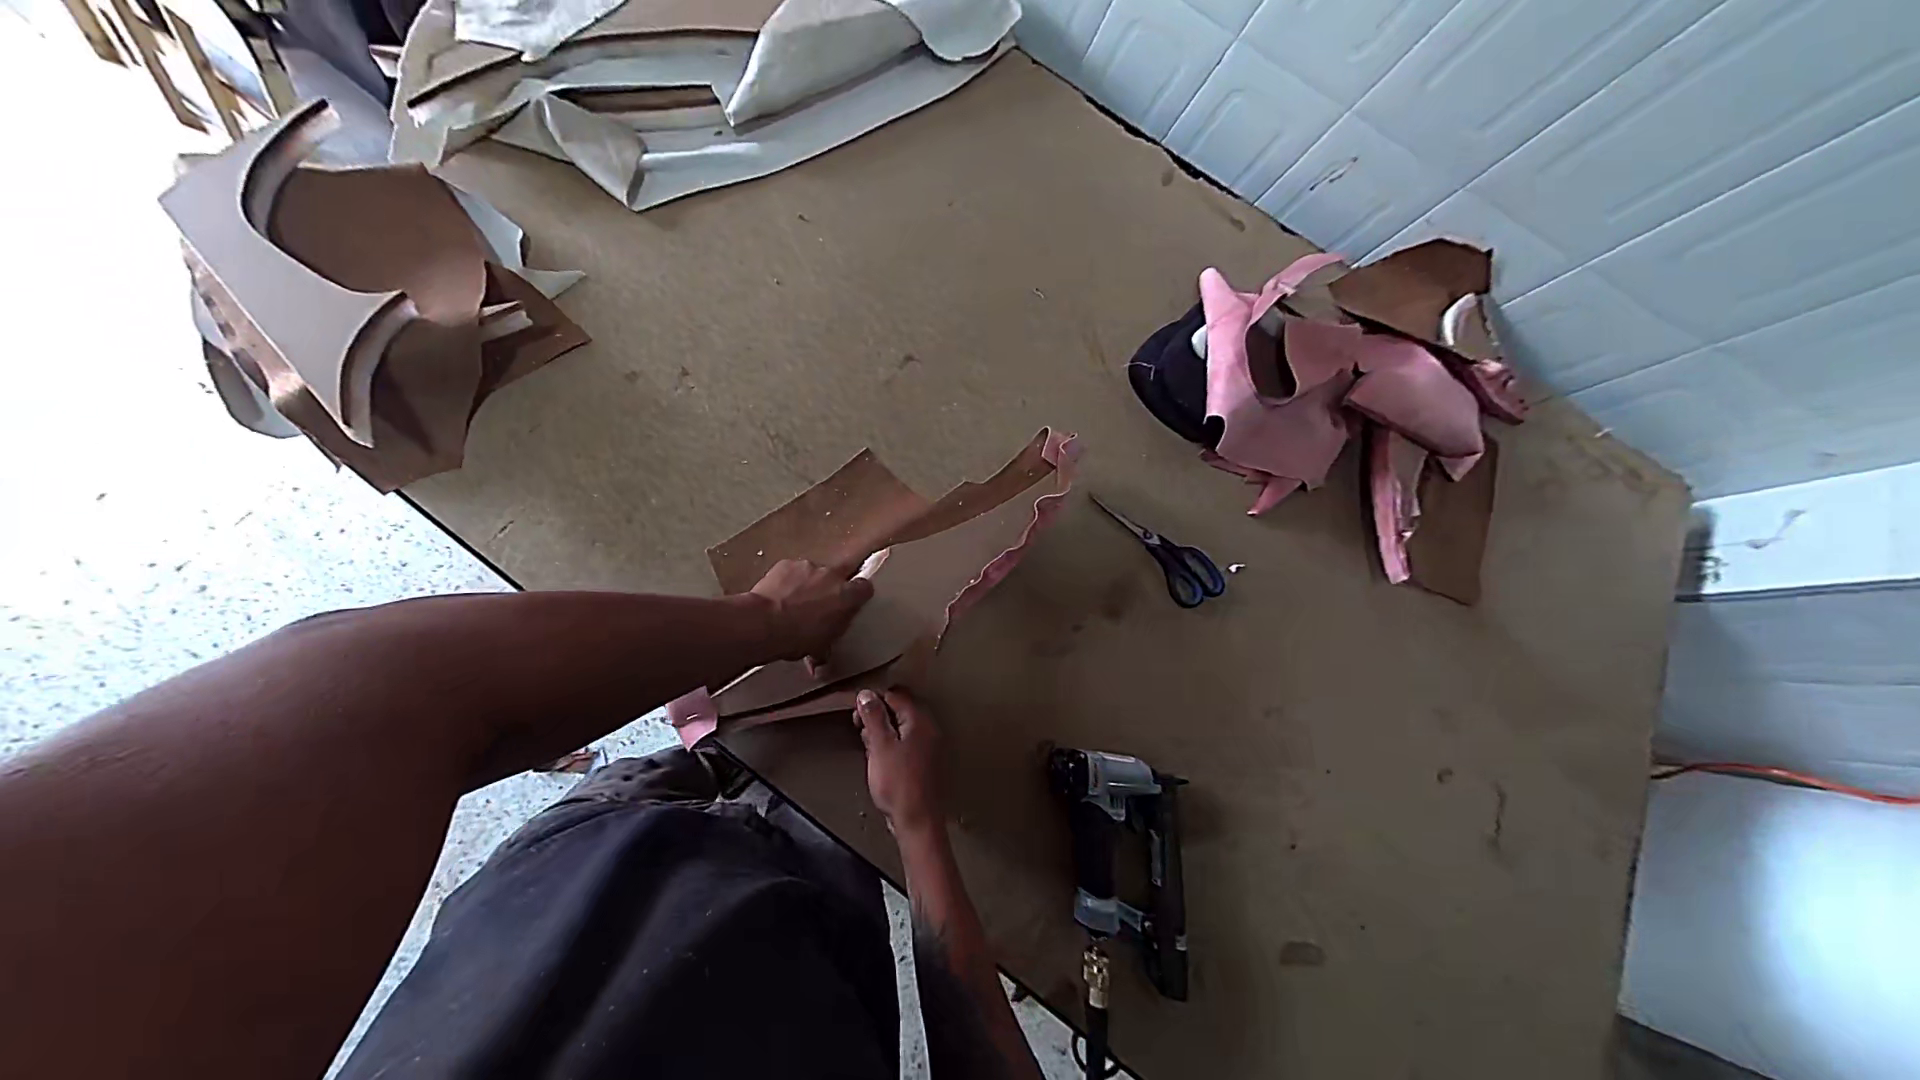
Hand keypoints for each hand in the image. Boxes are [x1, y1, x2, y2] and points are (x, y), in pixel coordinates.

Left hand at [748, 559, 873, 663]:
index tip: (850, 602)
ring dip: (808, 584)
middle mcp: (832, 576)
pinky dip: (788, 581)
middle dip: (833, 584)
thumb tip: (820, 658)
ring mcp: (809, 567)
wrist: (764, 624)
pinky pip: (792, 571)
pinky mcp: (787, 564)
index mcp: (847, 597)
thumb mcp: (820, 647)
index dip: (858, 593)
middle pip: (840, 573)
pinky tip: (778, 596)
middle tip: (822, 600)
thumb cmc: (796, 638)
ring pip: (814, 573)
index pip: (865, 587)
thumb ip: (827, 643)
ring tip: (793, 602)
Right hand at [854, 689, 944, 835]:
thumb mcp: (880, 745)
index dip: (874, 699)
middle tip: (860, 727)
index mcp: (920, 722)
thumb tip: (867, 695)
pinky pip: (906, 746)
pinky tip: (879, 760)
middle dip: (878, 716)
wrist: (917, 821)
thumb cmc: (900, 785)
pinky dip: (891, 748)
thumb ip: (873, 717)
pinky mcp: (924, 765)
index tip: (858, 710)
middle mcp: (929, 731)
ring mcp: (928, 749)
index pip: (897, 696)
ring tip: (868, 746)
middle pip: (900, 711)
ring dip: (883, 733)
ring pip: (902, 729)